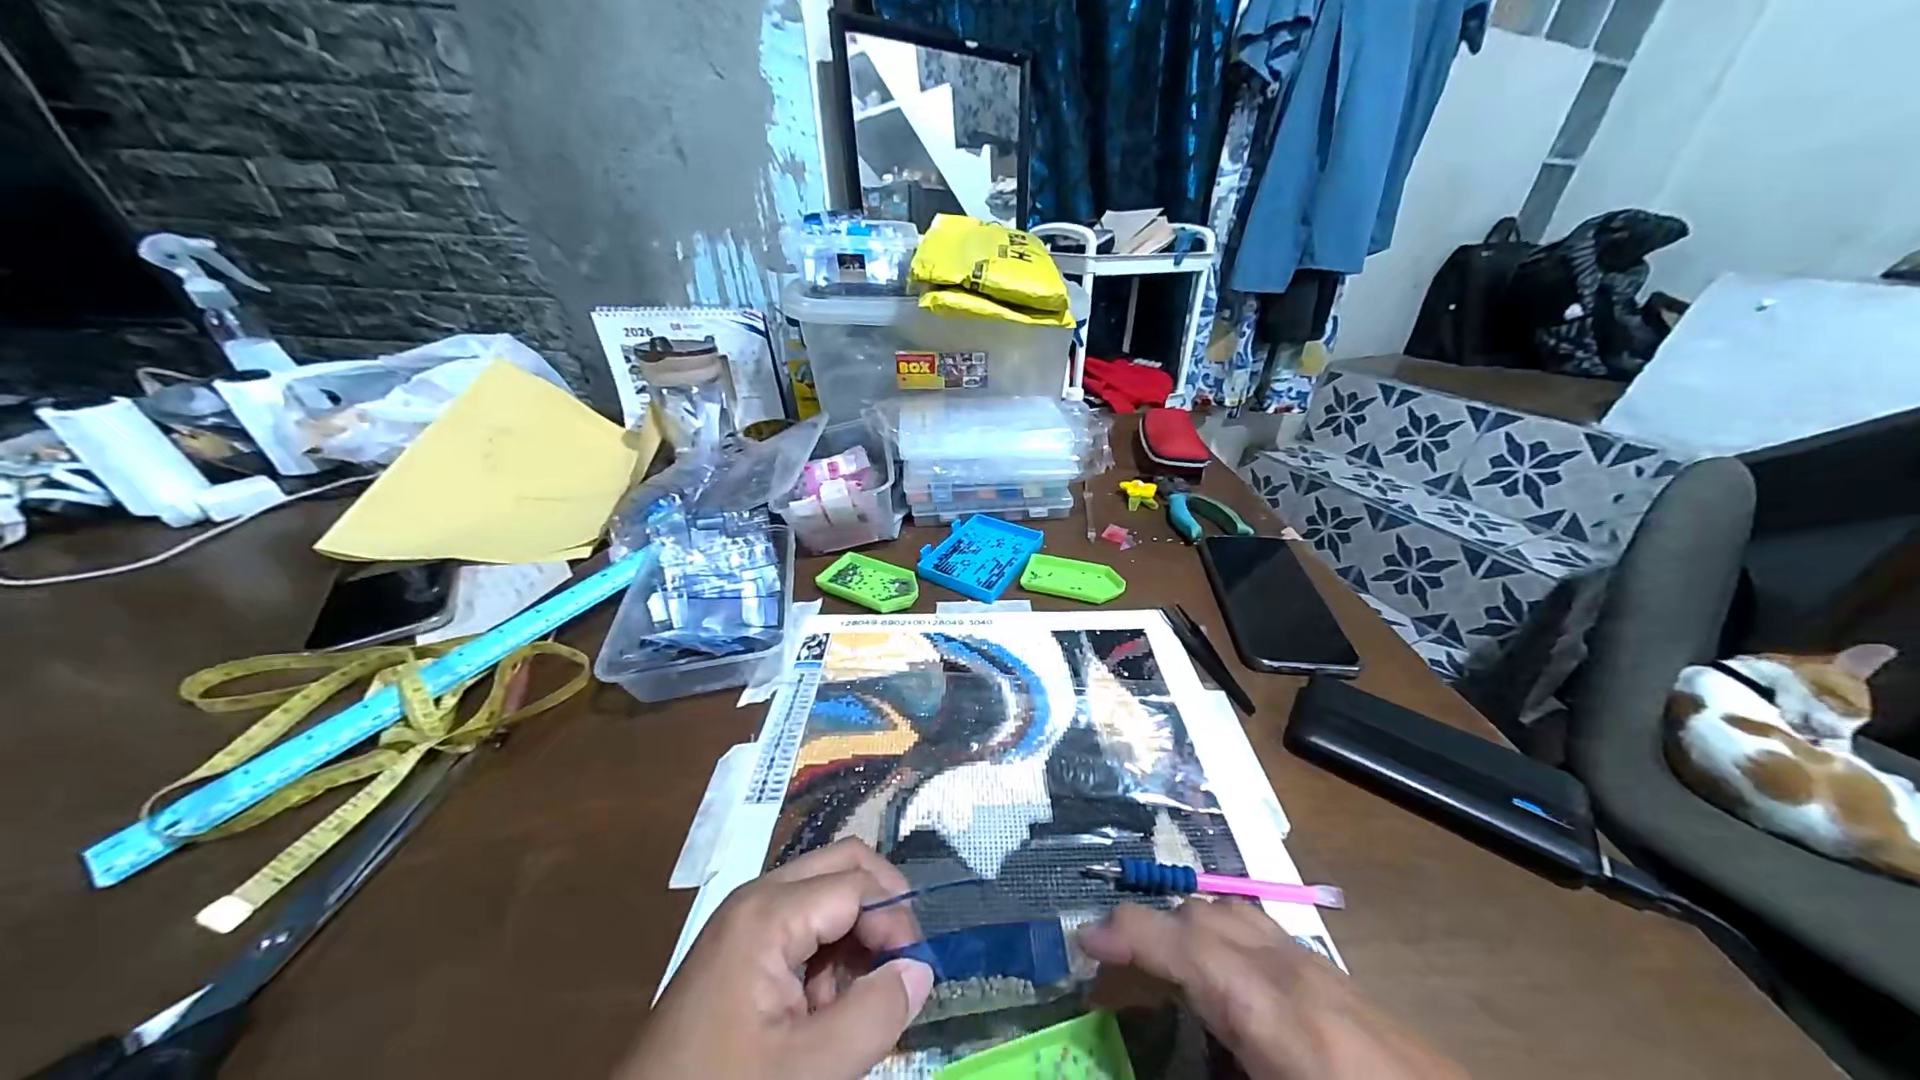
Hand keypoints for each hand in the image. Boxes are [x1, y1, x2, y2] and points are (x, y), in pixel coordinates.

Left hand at [617, 840, 933, 1079]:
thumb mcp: (806, 1071)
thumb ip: (873, 1017)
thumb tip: (921, 970)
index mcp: (769, 912)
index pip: (857, 883)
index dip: (896, 920)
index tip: (915, 974)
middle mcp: (759, 897)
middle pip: (843, 867)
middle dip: (883, 908)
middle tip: (901, 967)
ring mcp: (748, 918)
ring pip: (829, 893)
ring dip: (858, 934)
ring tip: (859, 1000)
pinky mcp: (744, 944)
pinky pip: (807, 921)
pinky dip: (832, 953)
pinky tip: (827, 1007)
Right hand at [1079, 900, 1467, 1079]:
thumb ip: (1209, 1066)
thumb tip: (1156, 1058)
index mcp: (1272, 1013)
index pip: (1182, 942)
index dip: (1125, 933)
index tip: (1084, 945)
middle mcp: (1292, 974)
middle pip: (1203, 917)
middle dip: (1151, 932)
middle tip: (1119, 975)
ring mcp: (1322, 973)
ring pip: (1234, 914)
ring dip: (1187, 929)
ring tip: (1166, 973)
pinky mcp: (1342, 985)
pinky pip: (1263, 935)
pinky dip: (1223, 941)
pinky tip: (1228, 992)